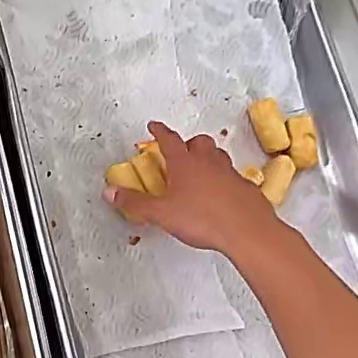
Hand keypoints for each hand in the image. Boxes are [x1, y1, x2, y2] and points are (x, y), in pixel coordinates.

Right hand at [104, 121, 283, 256]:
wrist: (247, 231)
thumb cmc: (203, 219)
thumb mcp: (160, 214)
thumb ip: (134, 202)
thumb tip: (110, 192)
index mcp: (185, 164)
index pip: (169, 140)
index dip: (159, 132)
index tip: (154, 126)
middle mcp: (209, 163)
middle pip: (199, 142)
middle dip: (188, 143)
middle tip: (179, 152)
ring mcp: (230, 174)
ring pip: (218, 156)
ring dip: (207, 158)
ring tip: (198, 170)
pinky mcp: (246, 188)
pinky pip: (232, 176)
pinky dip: (223, 179)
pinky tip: (218, 193)